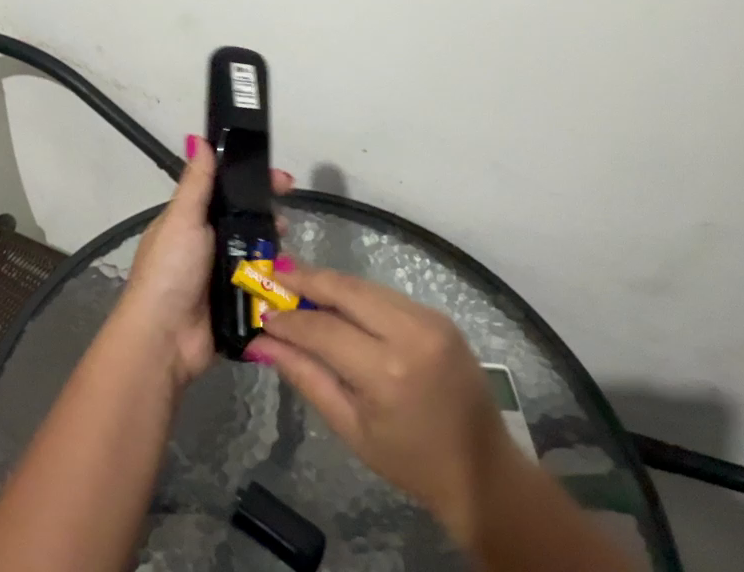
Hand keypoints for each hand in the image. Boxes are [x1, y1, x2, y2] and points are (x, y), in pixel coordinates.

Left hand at [118, 136, 293, 386]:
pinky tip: (292, 274)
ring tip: (286, 246)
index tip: (281, 180)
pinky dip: (277, 279)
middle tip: (288, 216)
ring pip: (258, 253)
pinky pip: (263, 286)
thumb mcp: (181, 219)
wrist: (164, 338)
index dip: (252, 182)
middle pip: (247, 222)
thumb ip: (196, 182)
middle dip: (269, 215)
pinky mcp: (237, 304)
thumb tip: (198, 137)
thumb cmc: (169, 271)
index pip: (226, 192)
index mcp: (190, 222)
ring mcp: (222, 276)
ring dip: (275, 248)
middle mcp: (207, 246)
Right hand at [251, 265, 516, 543]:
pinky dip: (357, 294)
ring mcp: (431, 320)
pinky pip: (387, 296)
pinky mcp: (440, 317)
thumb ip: (306, 377)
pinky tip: (335, 300)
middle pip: (346, 290)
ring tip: (296, 282)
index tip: (261, 313)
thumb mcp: (350, 427)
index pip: (322, 328)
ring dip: (330, 283)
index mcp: (387, 372)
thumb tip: (263, 343)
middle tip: (272, 274)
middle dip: (306, 279)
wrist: (482, 468)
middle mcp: (411, 334)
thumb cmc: (410, 461)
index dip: (288, 318)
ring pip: (367, 287)